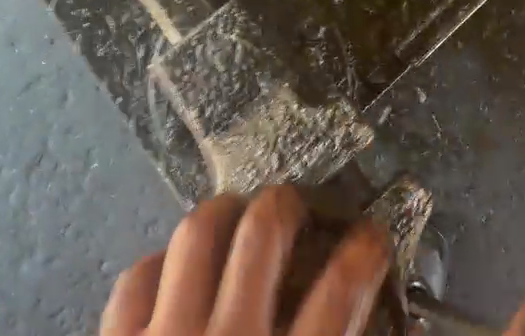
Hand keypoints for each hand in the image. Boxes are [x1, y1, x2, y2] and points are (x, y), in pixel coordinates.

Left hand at [102, 184, 392, 335]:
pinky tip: (174, 270)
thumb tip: (388, 320)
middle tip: (293, 205)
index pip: (341, 290)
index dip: (366, 250)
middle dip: (286, 205)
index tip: (373, 231)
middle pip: (263, 235)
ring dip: (224, 215)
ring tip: (237, 216)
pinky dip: (160, 264)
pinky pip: (136, 276)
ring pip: (198, 234)